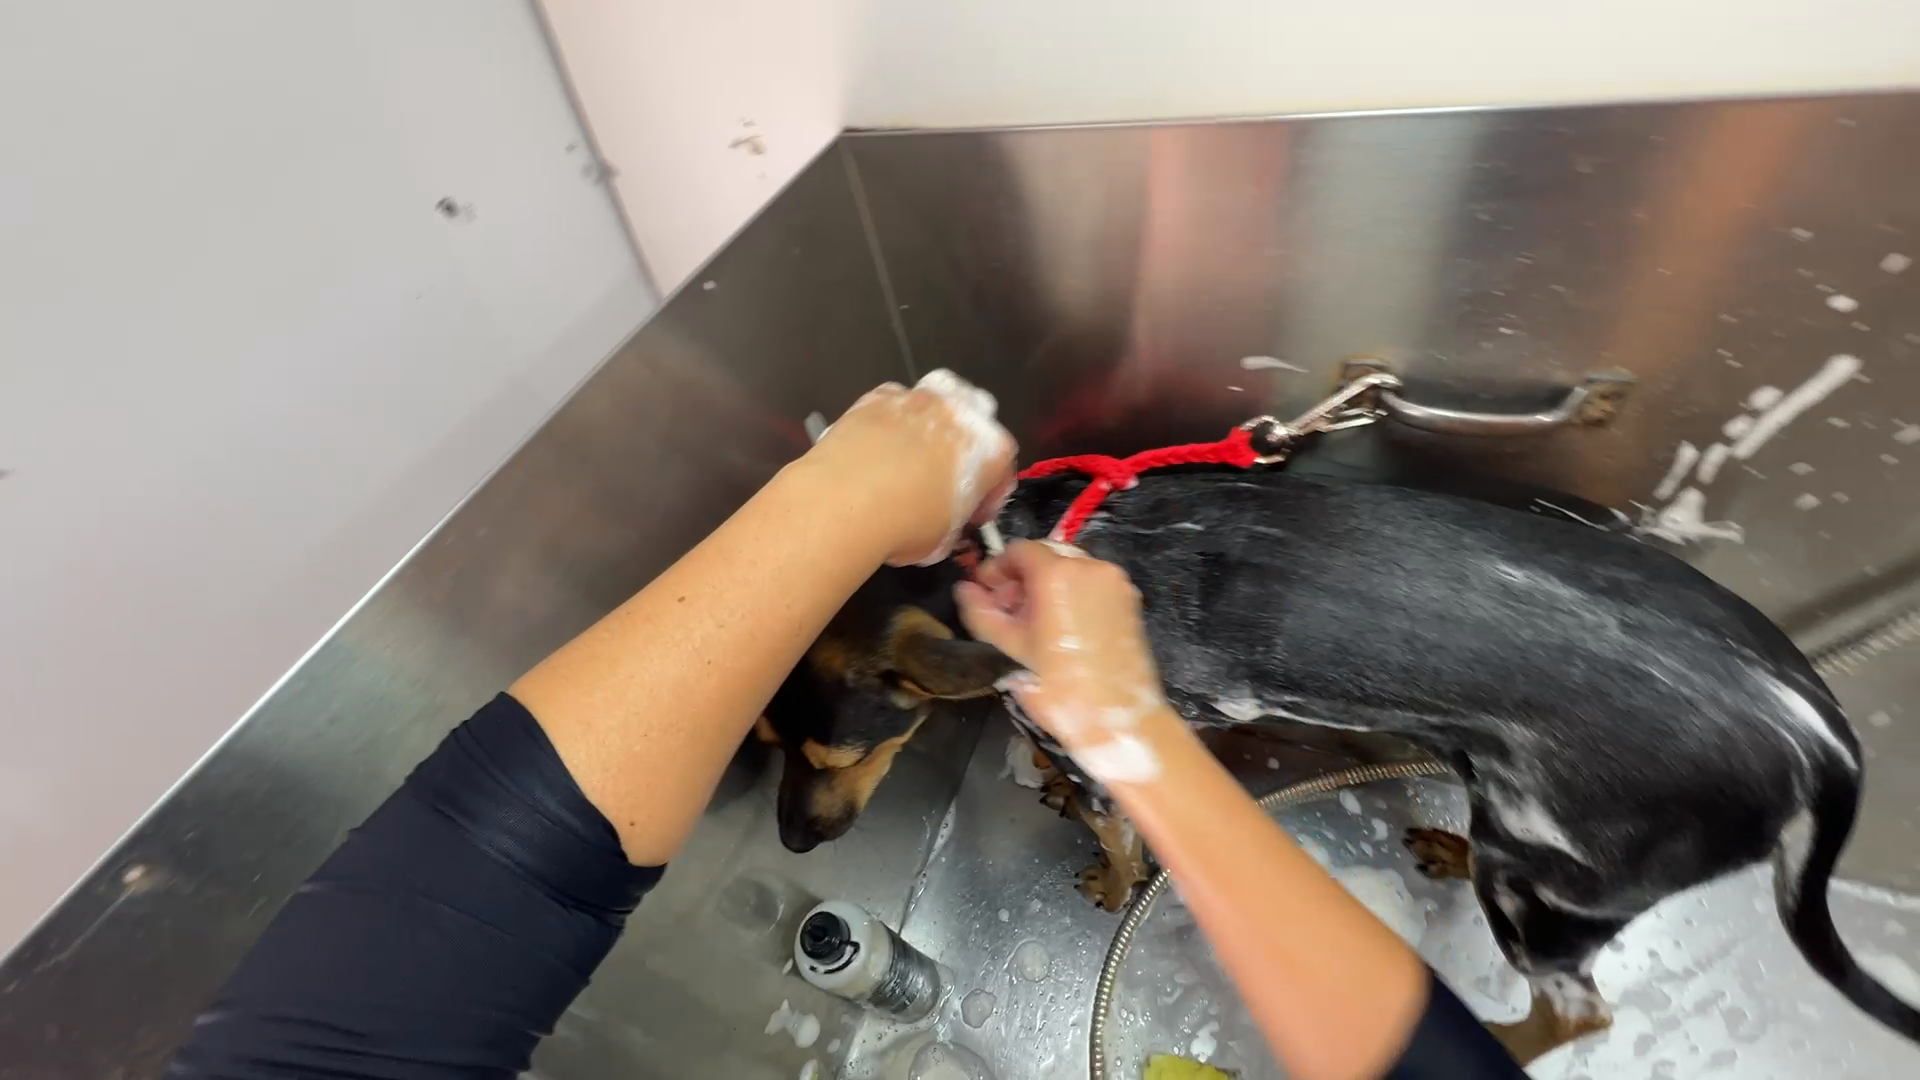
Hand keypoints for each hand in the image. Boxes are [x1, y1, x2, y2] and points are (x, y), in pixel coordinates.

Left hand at [809, 370, 1016, 565]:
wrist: (845, 502)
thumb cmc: (906, 526)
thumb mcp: (944, 538)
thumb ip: (954, 521)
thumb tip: (944, 519)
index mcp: (991, 449)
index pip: (1002, 469)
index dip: (988, 495)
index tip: (972, 513)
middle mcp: (961, 413)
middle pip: (974, 424)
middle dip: (964, 447)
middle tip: (943, 477)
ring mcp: (919, 398)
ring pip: (934, 404)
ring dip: (930, 426)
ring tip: (911, 456)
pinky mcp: (878, 397)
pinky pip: (894, 406)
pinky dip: (891, 423)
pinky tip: (878, 447)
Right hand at [954, 539, 1174, 783]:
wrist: (1119, 719)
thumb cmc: (1059, 686)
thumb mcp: (1010, 649)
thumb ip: (981, 612)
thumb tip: (964, 589)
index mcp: (1058, 574)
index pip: (1019, 550)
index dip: (997, 568)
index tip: (987, 593)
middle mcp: (1090, 567)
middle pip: (1045, 555)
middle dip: (1021, 578)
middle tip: (1007, 611)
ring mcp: (1115, 582)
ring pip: (1069, 568)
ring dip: (1046, 585)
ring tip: (1034, 622)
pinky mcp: (1130, 599)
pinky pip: (1091, 583)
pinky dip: (1071, 594)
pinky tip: (1061, 626)